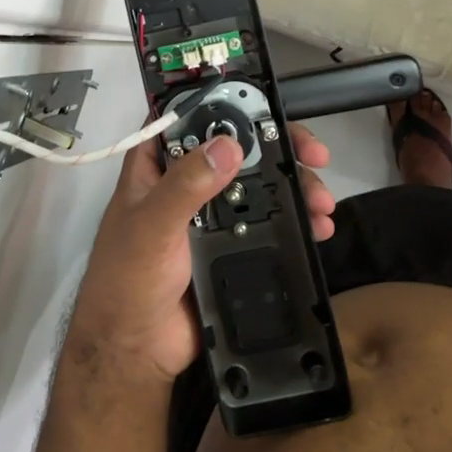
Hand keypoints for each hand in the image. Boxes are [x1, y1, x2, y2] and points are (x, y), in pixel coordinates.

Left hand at [62, 123, 336, 385]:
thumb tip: (229, 145)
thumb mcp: (153, 224)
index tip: (267, 105)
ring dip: (293, 185)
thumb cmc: (129, 276)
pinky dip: (295, 220)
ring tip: (322, 200)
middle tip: (313, 153)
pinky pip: (268, 223)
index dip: (226, 104)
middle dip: (276, 147)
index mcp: (157, 165)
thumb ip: (186, 185)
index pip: (191, 116)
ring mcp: (210, 215)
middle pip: (236, 148)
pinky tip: (317, 226)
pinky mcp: (231, 246)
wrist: (136, 347)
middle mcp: (185, 182)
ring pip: (258, 185)